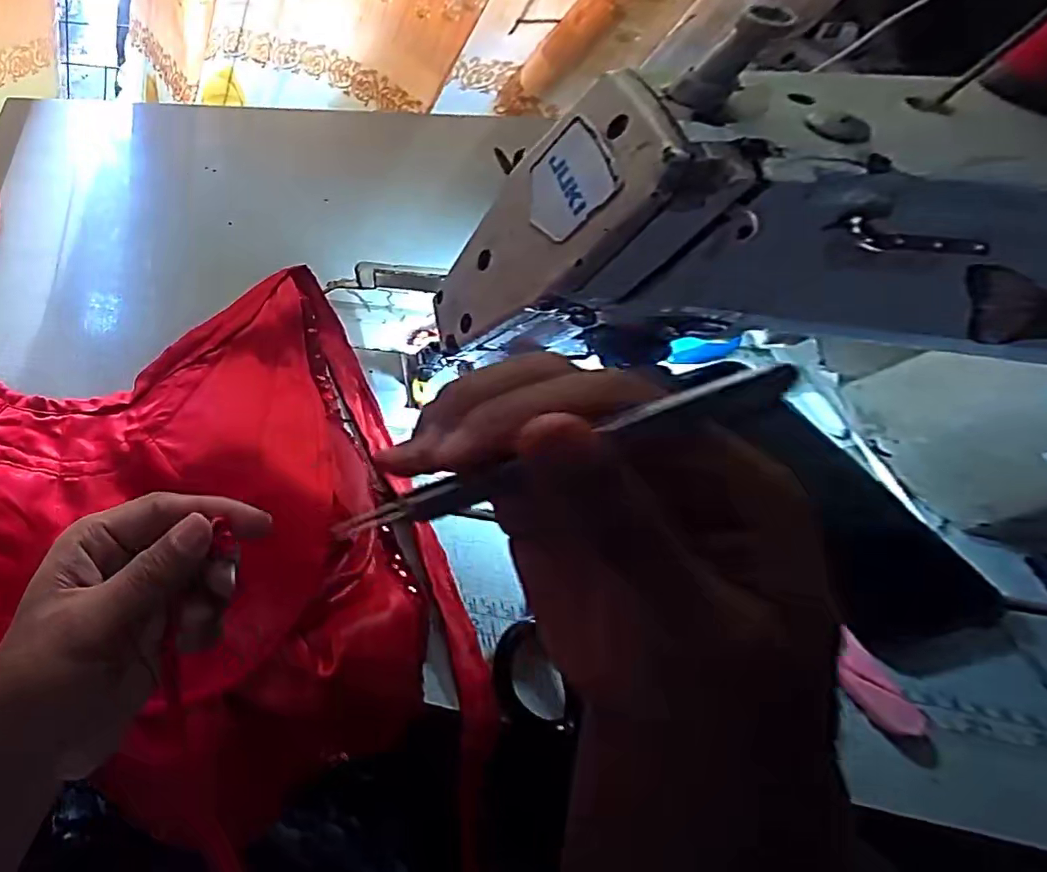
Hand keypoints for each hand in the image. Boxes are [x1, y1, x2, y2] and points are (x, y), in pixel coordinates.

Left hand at [0, 493, 272, 780]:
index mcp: (96, 542)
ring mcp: (139, 599)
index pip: (161, 511)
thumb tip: (201, 525)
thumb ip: (151, 576)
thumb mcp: (96, 622)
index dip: (210, 511)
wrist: (30, 748)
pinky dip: (203, 623)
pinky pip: (194, 614)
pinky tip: (188, 644)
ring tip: (194, 626)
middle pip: (184, 541)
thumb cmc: (47, 673)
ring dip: (208, 595)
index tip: (262, 526)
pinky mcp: (153, 634)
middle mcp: (120, 561)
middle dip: (211, 559)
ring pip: (194, 578)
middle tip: (223, 589)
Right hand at [378, 354, 837, 725]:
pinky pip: (485, 451)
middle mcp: (646, 447)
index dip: (539, 406)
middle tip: (431, 453)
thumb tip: (548, 427)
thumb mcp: (685, 617)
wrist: (675, 733)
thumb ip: (622, 520)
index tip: (468, 449)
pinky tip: (405, 464)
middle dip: (485, 409)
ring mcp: (584, 465)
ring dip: (452, 421)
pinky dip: (441, 453)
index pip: (622, 398)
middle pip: (557, 386)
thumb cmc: (712, 689)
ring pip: (512, 405)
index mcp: (715, 466)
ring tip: (406, 458)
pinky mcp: (535, 490)